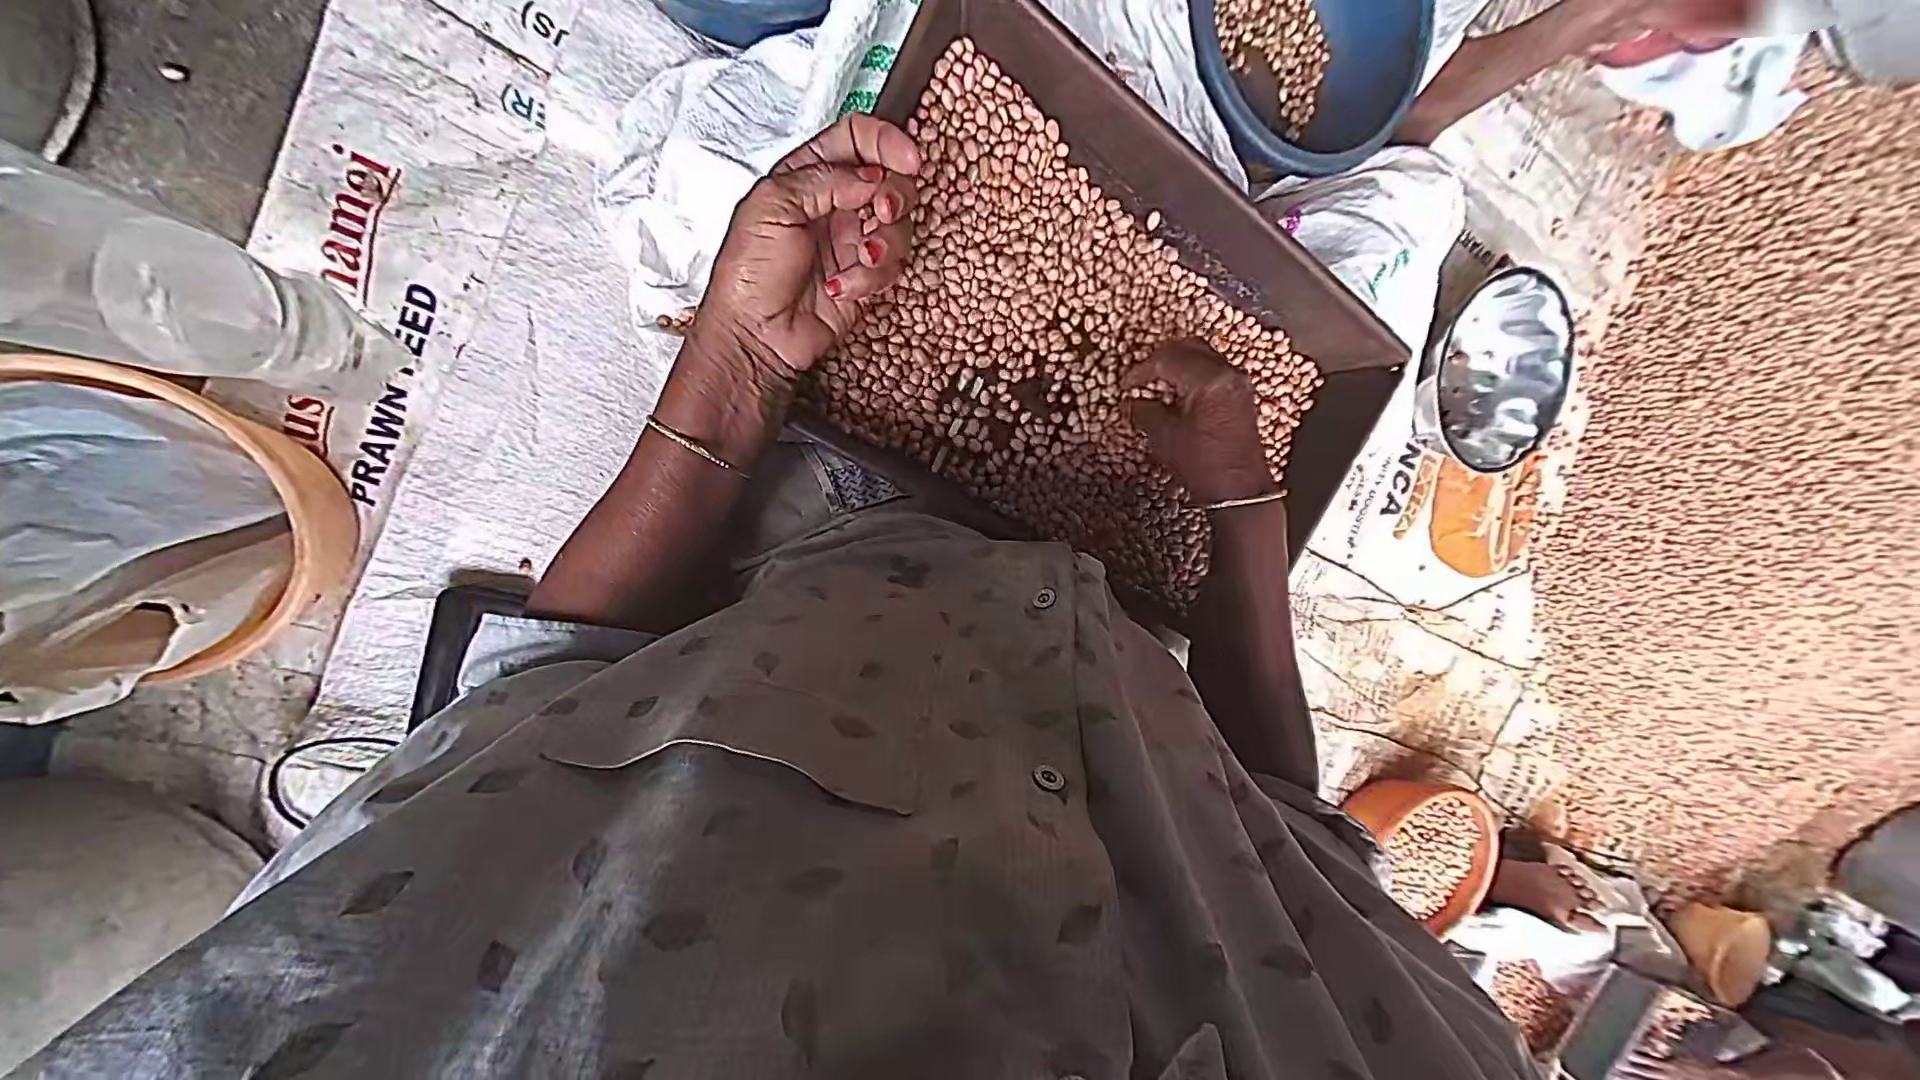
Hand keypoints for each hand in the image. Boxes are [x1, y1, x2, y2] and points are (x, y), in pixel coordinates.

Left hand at [693, 114, 921, 383]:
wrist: (756, 333)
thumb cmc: (749, 273)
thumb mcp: (773, 205)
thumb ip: (823, 179)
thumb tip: (871, 176)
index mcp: (807, 176)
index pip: (856, 140)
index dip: (885, 141)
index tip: (909, 157)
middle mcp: (835, 207)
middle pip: (889, 181)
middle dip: (896, 194)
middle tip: (883, 212)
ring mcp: (852, 244)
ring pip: (898, 227)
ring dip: (886, 243)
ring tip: (862, 258)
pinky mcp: (865, 280)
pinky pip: (890, 269)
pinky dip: (871, 278)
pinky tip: (843, 288)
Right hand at [1124, 340, 1275, 505]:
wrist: (1238, 490)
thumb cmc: (1203, 465)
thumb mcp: (1164, 437)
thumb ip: (1144, 413)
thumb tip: (1131, 403)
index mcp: (1208, 380)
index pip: (1167, 359)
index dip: (1141, 370)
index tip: (1127, 383)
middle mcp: (1227, 374)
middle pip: (1188, 348)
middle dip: (1160, 359)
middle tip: (1140, 376)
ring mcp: (1237, 383)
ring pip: (1202, 356)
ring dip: (1178, 365)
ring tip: (1157, 386)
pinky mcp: (1240, 395)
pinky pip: (1213, 371)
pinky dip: (1192, 375)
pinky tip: (1177, 395)